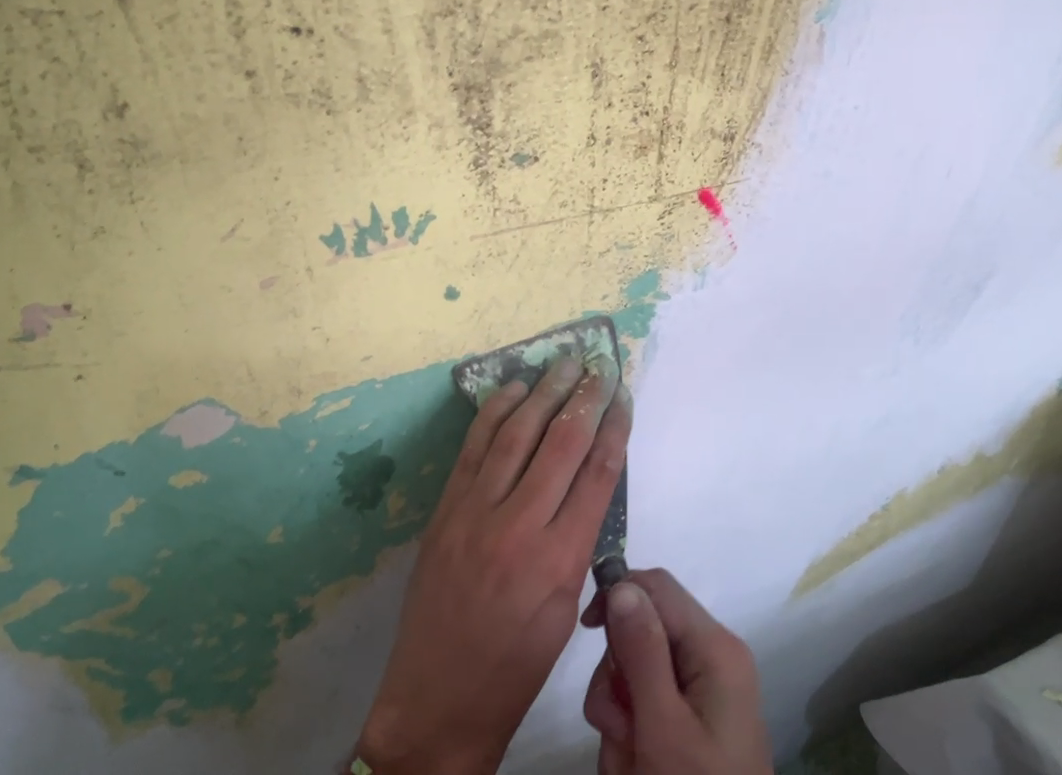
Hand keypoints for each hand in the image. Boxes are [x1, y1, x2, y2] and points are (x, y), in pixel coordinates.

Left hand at [356, 354, 632, 774]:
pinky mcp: (444, 510)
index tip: (624, 396)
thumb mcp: (565, 610)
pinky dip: (494, 414)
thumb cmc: (515, 665)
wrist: (438, 698)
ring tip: (563, 363)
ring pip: (516, 436)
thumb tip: (588, 486)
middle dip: (585, 399)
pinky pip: (473, 450)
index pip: (598, 474)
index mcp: (560, 559)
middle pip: (561, 444)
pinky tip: (512, 391)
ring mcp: (474, 513)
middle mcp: (519, 526)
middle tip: (599, 366)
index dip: (615, 428)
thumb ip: (578, 543)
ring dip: (542, 393)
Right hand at [582, 569, 772, 774]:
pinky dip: (631, 730)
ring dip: (618, 711)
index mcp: (714, 647)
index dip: (617, 596)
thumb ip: (641, 651)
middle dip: (617, 675)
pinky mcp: (694, 715)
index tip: (585, 632)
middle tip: (620, 724)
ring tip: (630, 757)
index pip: (657, 586)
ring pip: (635, 670)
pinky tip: (636, 763)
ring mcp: (703, 688)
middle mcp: (712, 657)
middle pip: (642, 630)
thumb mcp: (661, 725)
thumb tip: (621, 583)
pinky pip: (645, 702)